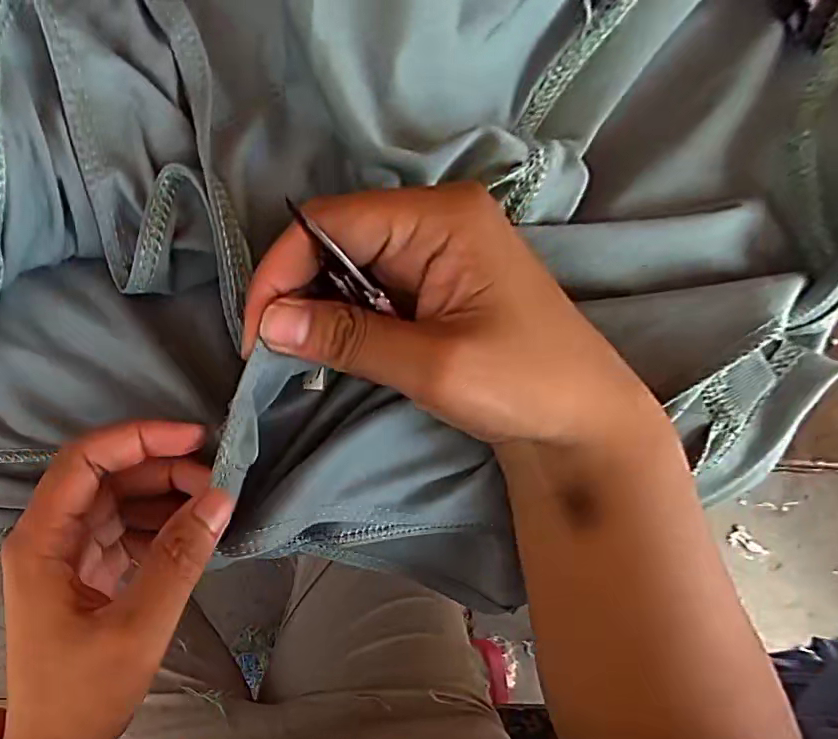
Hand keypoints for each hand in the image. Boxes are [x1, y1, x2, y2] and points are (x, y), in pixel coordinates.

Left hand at [0, 420, 235, 738]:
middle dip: (160, 471)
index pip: (84, 461)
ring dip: (163, 499)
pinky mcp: (85, 576)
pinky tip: (193, 532)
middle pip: (104, 479)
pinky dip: (157, 529)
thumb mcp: (137, 629)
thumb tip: (220, 498)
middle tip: (218, 482)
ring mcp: (66, 557)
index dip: (138, 439)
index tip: (194, 438)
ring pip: (116, 505)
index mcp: (40, 541)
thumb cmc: (83, 696)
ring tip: (213, 505)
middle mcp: (47, 538)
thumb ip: (178, 560)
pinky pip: (123, 535)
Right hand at [242, 183, 661, 449]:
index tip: (259, 336)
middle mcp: (431, 221)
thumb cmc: (522, 384)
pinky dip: (336, 319)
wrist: (579, 419)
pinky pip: (363, 289)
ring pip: (341, 267)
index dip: (280, 272)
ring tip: (294, 356)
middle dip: (291, 292)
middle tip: (270, 352)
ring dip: (311, 309)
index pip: (329, 222)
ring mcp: (430, 252)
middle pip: (330, 239)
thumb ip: (347, 338)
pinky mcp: (427, 284)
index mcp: (439, 219)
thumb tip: (270, 325)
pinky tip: (327, 348)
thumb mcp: (429, 363)